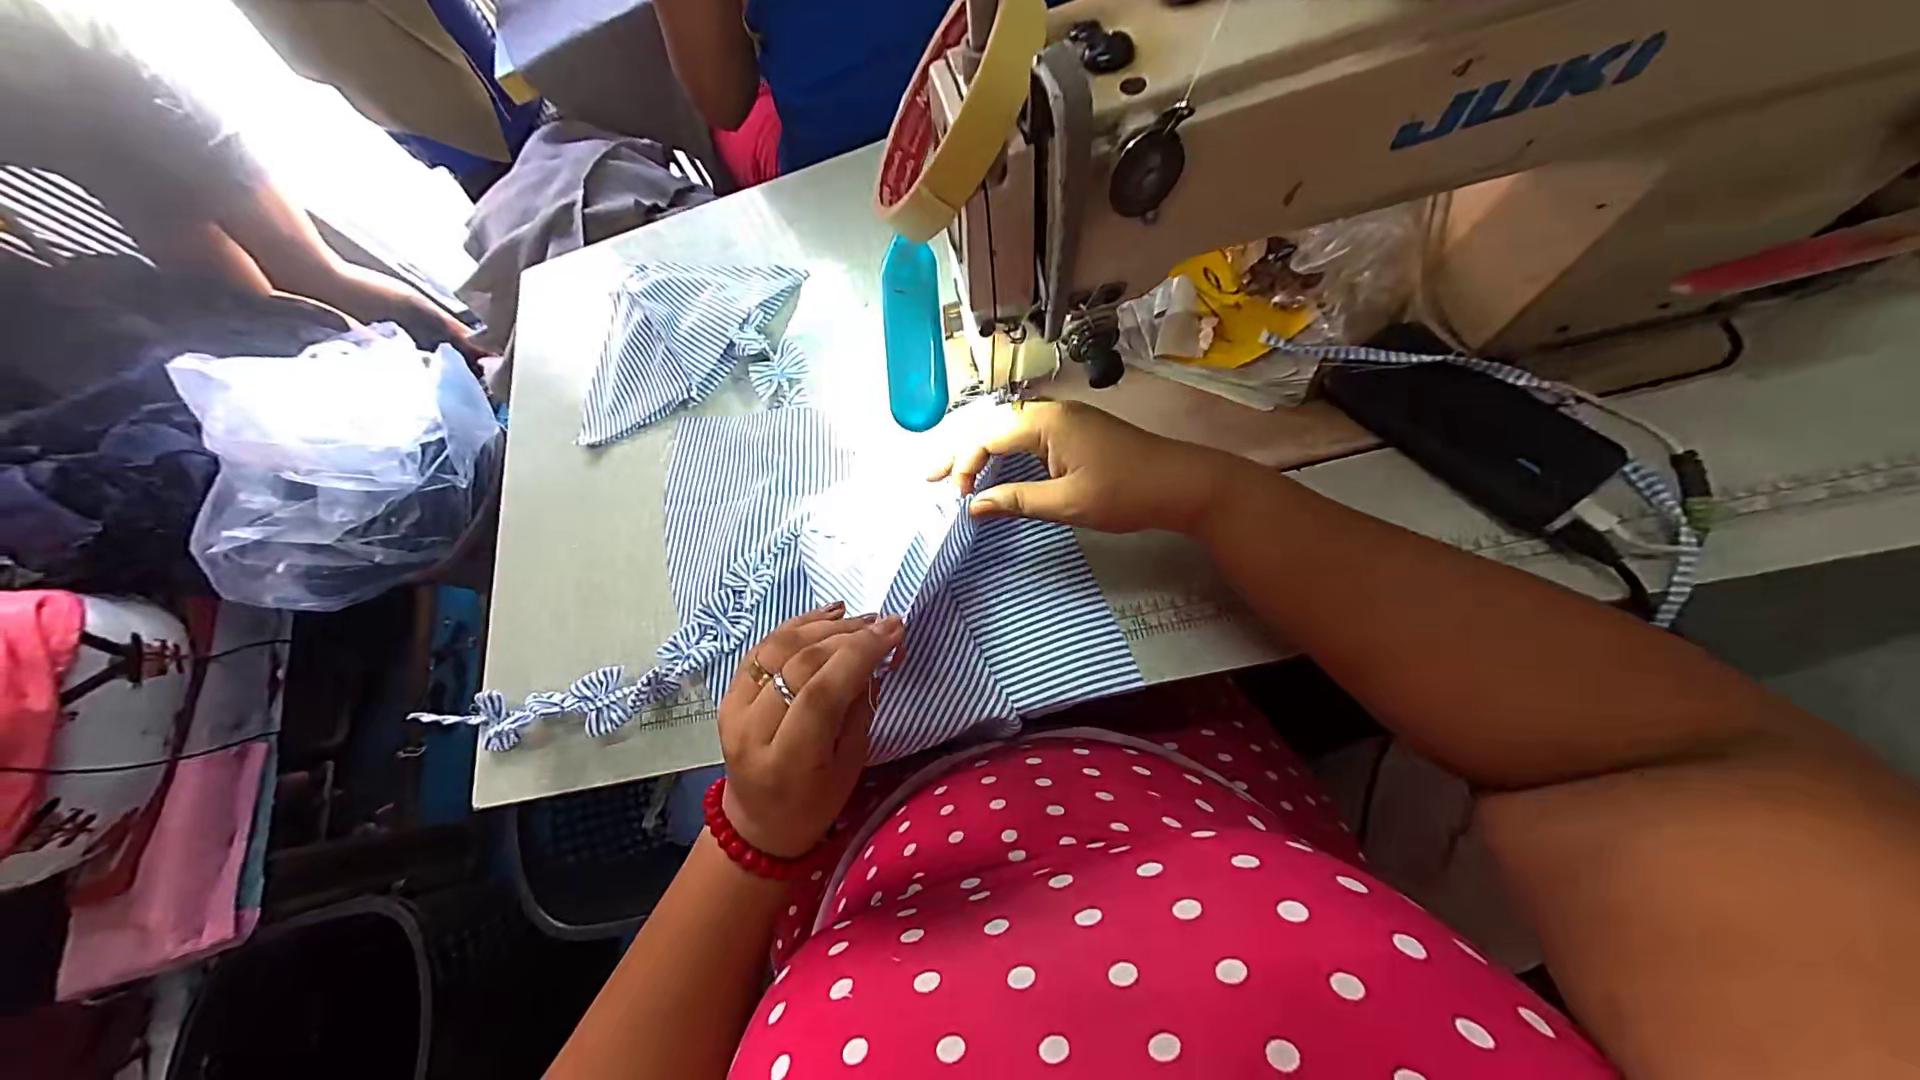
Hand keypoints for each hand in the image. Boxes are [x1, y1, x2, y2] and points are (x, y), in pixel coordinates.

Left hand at [716, 603, 904, 857]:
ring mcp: (734, 709)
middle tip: (883, 623)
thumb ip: (859, 708)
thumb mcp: (850, 764)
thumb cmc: (814, 803)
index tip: (894, 629)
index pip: (823, 693)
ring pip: (780, 648)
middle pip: (801, 664)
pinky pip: (764, 647)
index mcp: (786, 761)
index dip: (860, 654)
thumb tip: (873, 657)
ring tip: (859, 619)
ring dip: (824, 626)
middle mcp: (752, 731)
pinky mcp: (728, 694)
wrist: (758, 821)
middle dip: (848, 636)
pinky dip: (798, 625)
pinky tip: (828, 615)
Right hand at [930, 400, 1247, 533]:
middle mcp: (1052, 412)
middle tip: (931, 477)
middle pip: (994, 427)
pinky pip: (1029, 437)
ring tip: (956, 474)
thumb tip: (975, 506)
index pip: (989, 438)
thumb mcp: (1067, 503)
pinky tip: (998, 470)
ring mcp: (1066, 419)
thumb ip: (1017, 501)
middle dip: (962, 452)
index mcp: (1046, 422)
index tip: (958, 498)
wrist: (1183, 484)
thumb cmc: (1126, 493)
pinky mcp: (1076, 431)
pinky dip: (1007, 454)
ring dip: (983, 452)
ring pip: (1011, 431)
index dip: (966, 466)